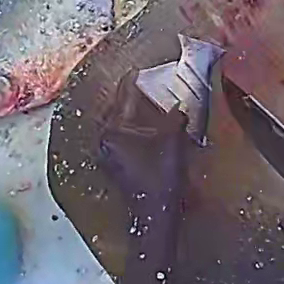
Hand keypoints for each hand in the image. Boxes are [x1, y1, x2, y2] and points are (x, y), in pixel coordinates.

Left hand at [97, 75, 188, 225]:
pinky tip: (141, 126)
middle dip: (127, 97)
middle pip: (114, 109)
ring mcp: (107, 152)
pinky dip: (128, 126)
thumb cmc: (161, 176)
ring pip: (114, 123)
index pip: (123, 97)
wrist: (155, 213)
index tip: (137, 70)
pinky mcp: (113, 163)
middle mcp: (105, 139)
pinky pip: (117, 135)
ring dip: (127, 113)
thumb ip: (174, 118)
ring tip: (142, 103)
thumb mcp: (172, 141)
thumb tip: (178, 106)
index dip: (132, 81)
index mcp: (114, 130)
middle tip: (141, 85)